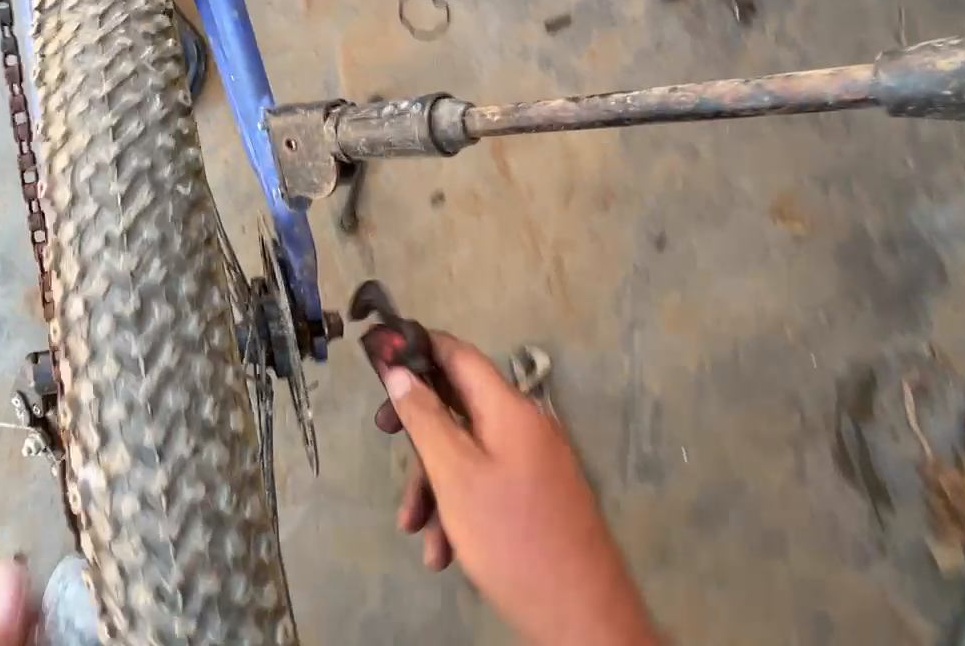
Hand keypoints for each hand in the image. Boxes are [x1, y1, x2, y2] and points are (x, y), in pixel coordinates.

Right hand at [374, 333, 659, 645]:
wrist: (584, 620)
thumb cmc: (511, 537)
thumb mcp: (454, 474)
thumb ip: (424, 416)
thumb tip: (398, 370)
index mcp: (509, 409)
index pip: (457, 353)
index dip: (417, 346)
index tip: (381, 354)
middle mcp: (525, 426)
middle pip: (457, 405)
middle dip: (418, 429)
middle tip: (384, 434)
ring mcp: (534, 462)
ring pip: (466, 451)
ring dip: (433, 482)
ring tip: (414, 527)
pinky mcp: (537, 495)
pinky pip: (486, 481)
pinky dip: (458, 505)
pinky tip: (442, 549)